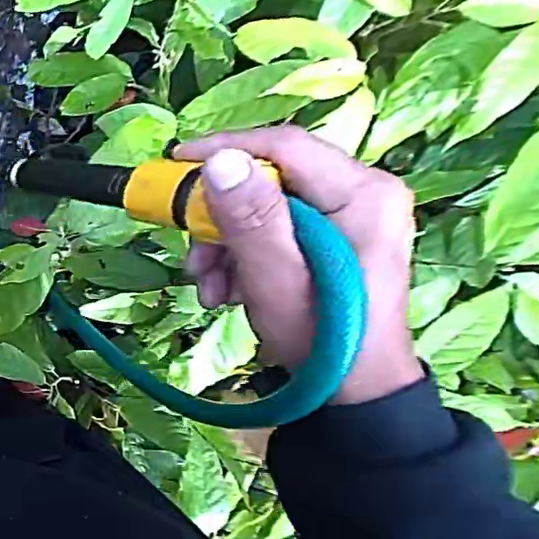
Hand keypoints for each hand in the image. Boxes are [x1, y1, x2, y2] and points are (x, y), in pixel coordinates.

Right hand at [173, 126, 424, 405]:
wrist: (350, 392)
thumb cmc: (321, 335)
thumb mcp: (276, 276)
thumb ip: (252, 217)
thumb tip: (219, 161)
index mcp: (362, 193)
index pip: (285, 145)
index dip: (226, 148)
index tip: (175, 163)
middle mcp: (359, 195)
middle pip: (268, 180)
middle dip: (218, 216)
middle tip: (194, 253)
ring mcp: (345, 219)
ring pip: (259, 209)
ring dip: (221, 245)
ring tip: (208, 285)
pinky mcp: (328, 241)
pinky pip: (267, 232)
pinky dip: (236, 258)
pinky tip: (226, 290)